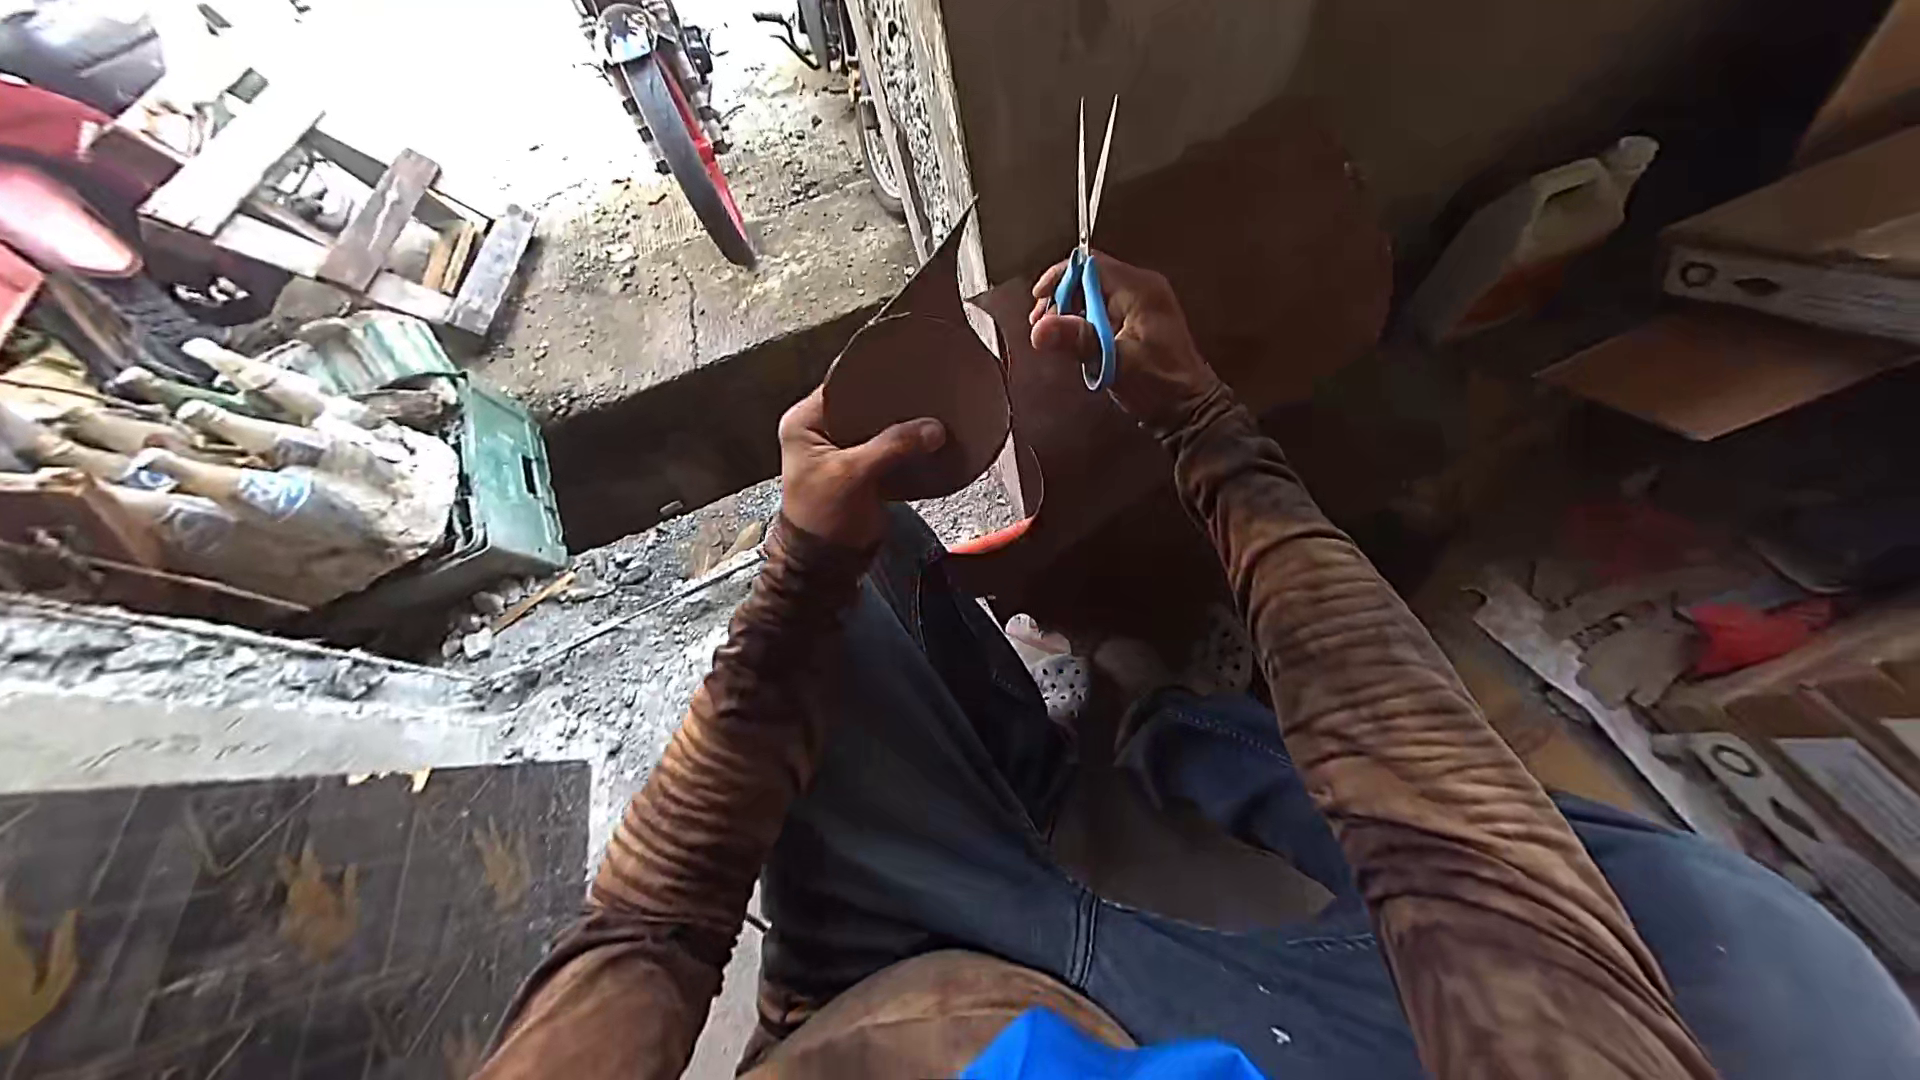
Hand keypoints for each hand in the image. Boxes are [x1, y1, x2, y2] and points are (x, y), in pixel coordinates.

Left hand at [777, 387, 945, 547]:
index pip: (841, 385)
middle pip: (863, 404)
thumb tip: (933, 428)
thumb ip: (892, 447)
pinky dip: (905, 444)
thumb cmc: (823, 519)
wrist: (829, 563)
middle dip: (891, 402)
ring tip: (929, 409)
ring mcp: (844, 449)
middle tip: (922, 389)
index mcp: (803, 423)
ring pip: (878, 425)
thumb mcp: (853, 475)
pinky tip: (925, 436)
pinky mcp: (864, 467)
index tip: (901, 367)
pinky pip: (888, 446)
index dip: (870, 377)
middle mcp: (821, 431)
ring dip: (901, 424)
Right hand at [1030, 252, 1222, 433]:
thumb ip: (1078, 341)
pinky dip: (1085, 323)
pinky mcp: (1137, 321)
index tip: (1038, 302)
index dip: (1059, 279)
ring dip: (1071, 313)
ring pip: (1093, 295)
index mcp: (1139, 290)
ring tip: (1057, 338)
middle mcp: (1141, 289)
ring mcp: (1140, 304)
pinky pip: (1102, 310)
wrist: (1187, 409)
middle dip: (1061, 299)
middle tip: (1043, 327)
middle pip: (1089, 278)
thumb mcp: (1115, 362)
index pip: (1090, 264)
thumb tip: (1040, 329)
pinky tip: (1077, 344)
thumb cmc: (1159, 386)